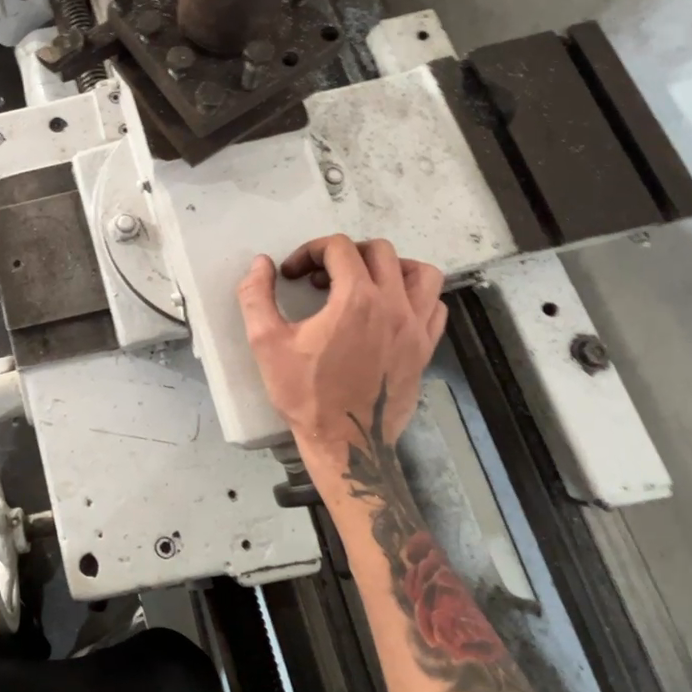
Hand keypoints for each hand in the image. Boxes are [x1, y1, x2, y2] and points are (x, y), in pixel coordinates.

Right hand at [236, 235, 447, 460]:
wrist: (346, 443)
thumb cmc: (305, 394)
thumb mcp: (265, 342)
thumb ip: (256, 295)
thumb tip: (261, 263)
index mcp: (355, 300)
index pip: (339, 248)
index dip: (310, 251)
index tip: (293, 275)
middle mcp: (394, 307)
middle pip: (380, 252)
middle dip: (346, 254)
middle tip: (321, 278)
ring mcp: (416, 329)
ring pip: (420, 273)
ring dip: (390, 268)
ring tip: (363, 284)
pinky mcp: (426, 349)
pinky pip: (435, 306)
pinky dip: (415, 296)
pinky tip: (388, 310)